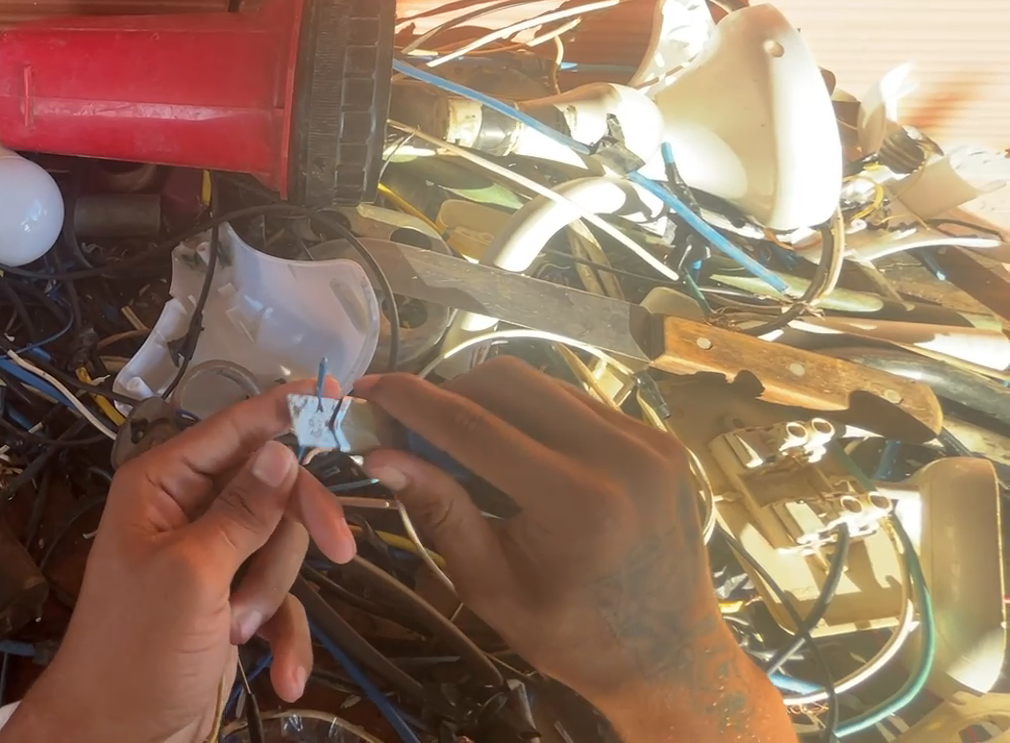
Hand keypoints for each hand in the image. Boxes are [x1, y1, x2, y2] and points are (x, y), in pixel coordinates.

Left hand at [3, 385, 355, 742]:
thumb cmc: (137, 647)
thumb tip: (281, 449)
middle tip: (341, 551)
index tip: (336, 393)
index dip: (283, 410)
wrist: (116, 736)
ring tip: (237, 629)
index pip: (232, 429)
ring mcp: (212, 553)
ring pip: (278, 542)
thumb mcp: (193, 574)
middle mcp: (187, 506)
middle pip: (268, 487)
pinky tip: (281, 674)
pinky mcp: (230, 598)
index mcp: (163, 481)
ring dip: (270, 591)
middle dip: (291, 527)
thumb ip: (242, 512)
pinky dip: (284, 635)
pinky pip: (278, 596)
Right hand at [360, 359, 793, 741]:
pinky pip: (566, 396)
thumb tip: (377, 454)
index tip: (366, 387)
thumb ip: (438, 509)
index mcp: (578, 503)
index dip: (409, 399)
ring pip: (533, 380)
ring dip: (481, 397)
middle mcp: (621, 457)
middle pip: (502, 381)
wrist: (678, 664)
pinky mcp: (658, 438)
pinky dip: (522, 409)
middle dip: (445, 393)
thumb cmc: (573, 636)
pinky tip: (510, 446)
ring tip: (459, 437)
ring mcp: (648, 442)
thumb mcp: (489, 585)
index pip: (470, 425)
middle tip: (414, 426)